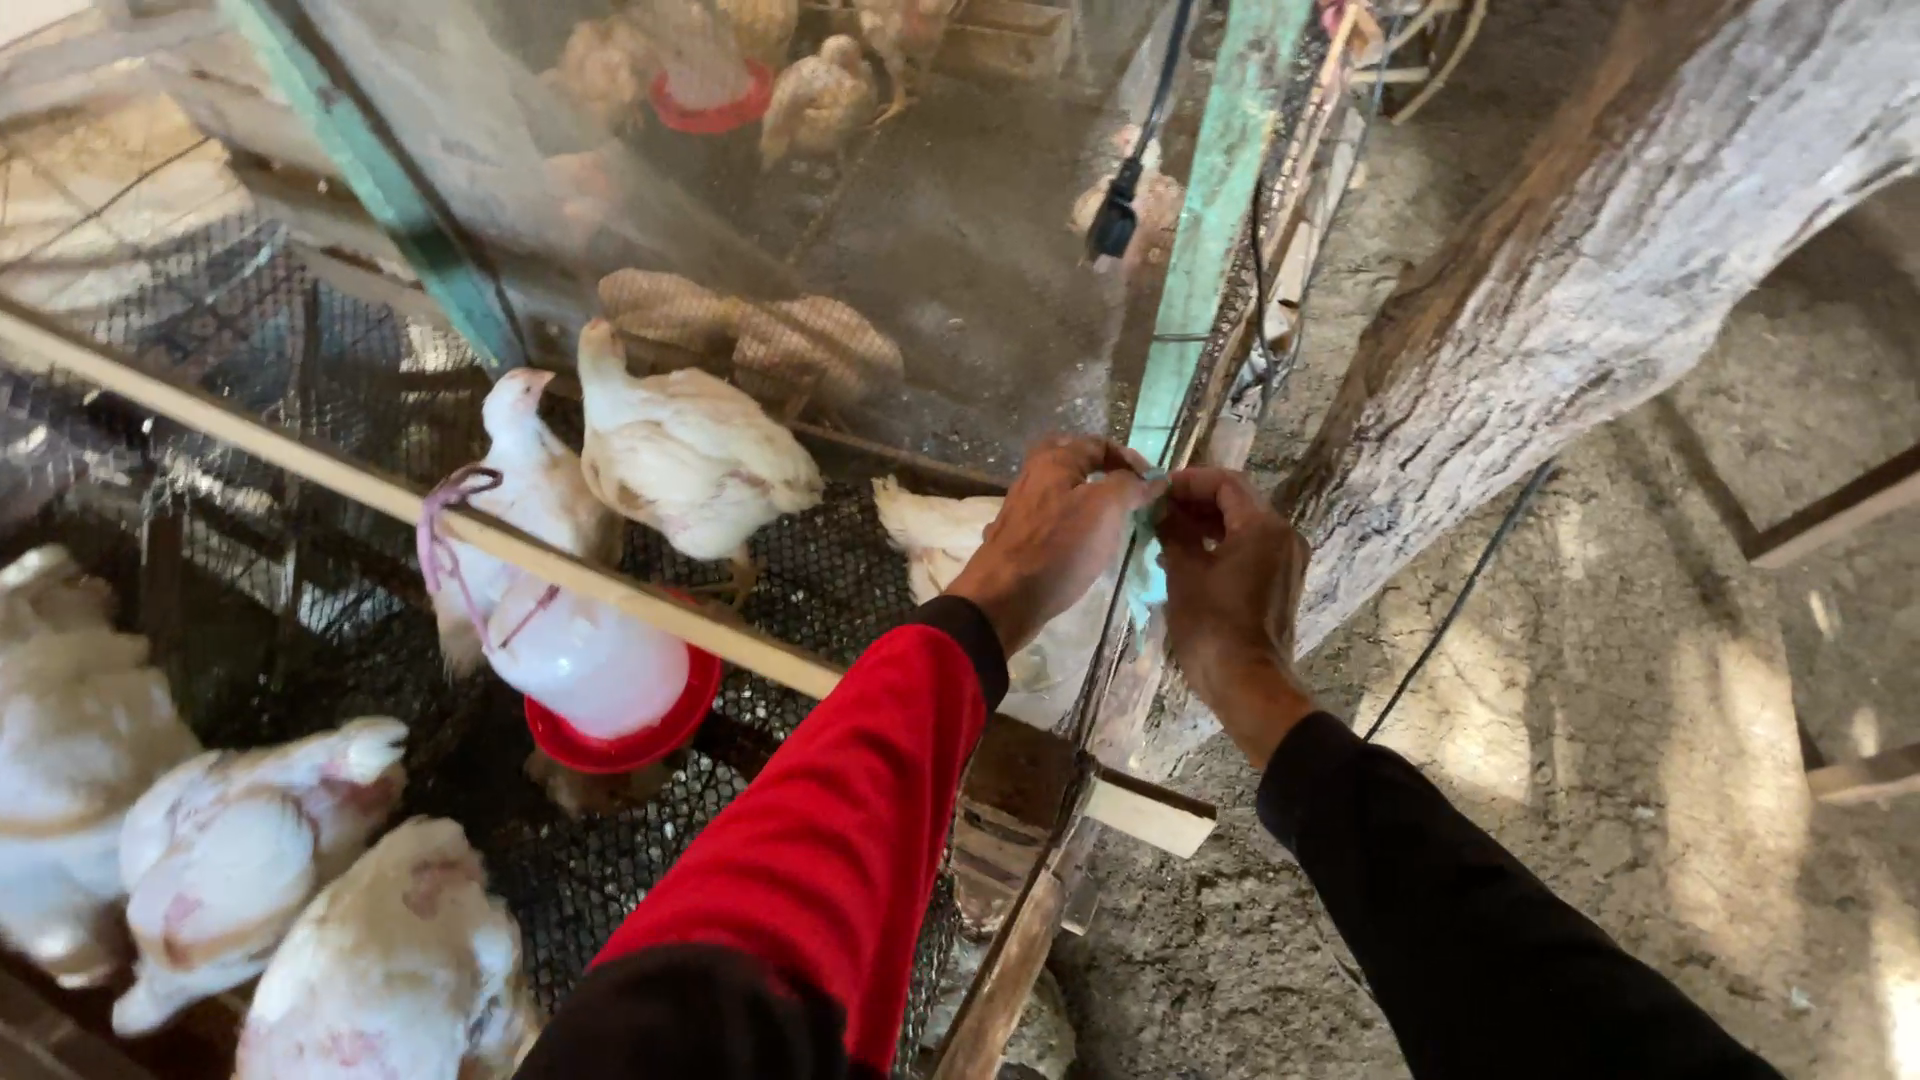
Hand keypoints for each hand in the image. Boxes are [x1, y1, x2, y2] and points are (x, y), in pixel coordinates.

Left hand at [948, 435, 1159, 655]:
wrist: (1003, 599)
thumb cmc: (1058, 547)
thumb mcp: (1104, 508)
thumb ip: (1129, 486)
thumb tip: (1153, 479)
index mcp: (1053, 461)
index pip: (1098, 443)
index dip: (1131, 459)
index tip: (1153, 486)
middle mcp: (1032, 477)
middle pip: (1071, 460)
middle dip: (1101, 470)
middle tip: (1125, 491)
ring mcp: (1021, 509)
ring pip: (1060, 491)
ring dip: (1087, 498)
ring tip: (1111, 520)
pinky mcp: (1018, 538)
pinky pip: (1050, 520)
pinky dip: (1070, 523)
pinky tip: (1081, 542)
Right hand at [1157, 467, 1317, 767]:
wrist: (1247, 683)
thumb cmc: (1212, 625)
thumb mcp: (1184, 573)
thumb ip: (1174, 532)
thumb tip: (1162, 510)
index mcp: (1264, 527)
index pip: (1226, 483)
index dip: (1188, 481)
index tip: (1156, 489)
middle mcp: (1284, 536)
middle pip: (1237, 502)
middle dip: (1195, 501)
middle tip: (1156, 509)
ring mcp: (1286, 560)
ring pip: (1243, 525)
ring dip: (1205, 523)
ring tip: (1164, 531)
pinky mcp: (1280, 582)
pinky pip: (1249, 548)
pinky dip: (1219, 544)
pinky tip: (1186, 554)